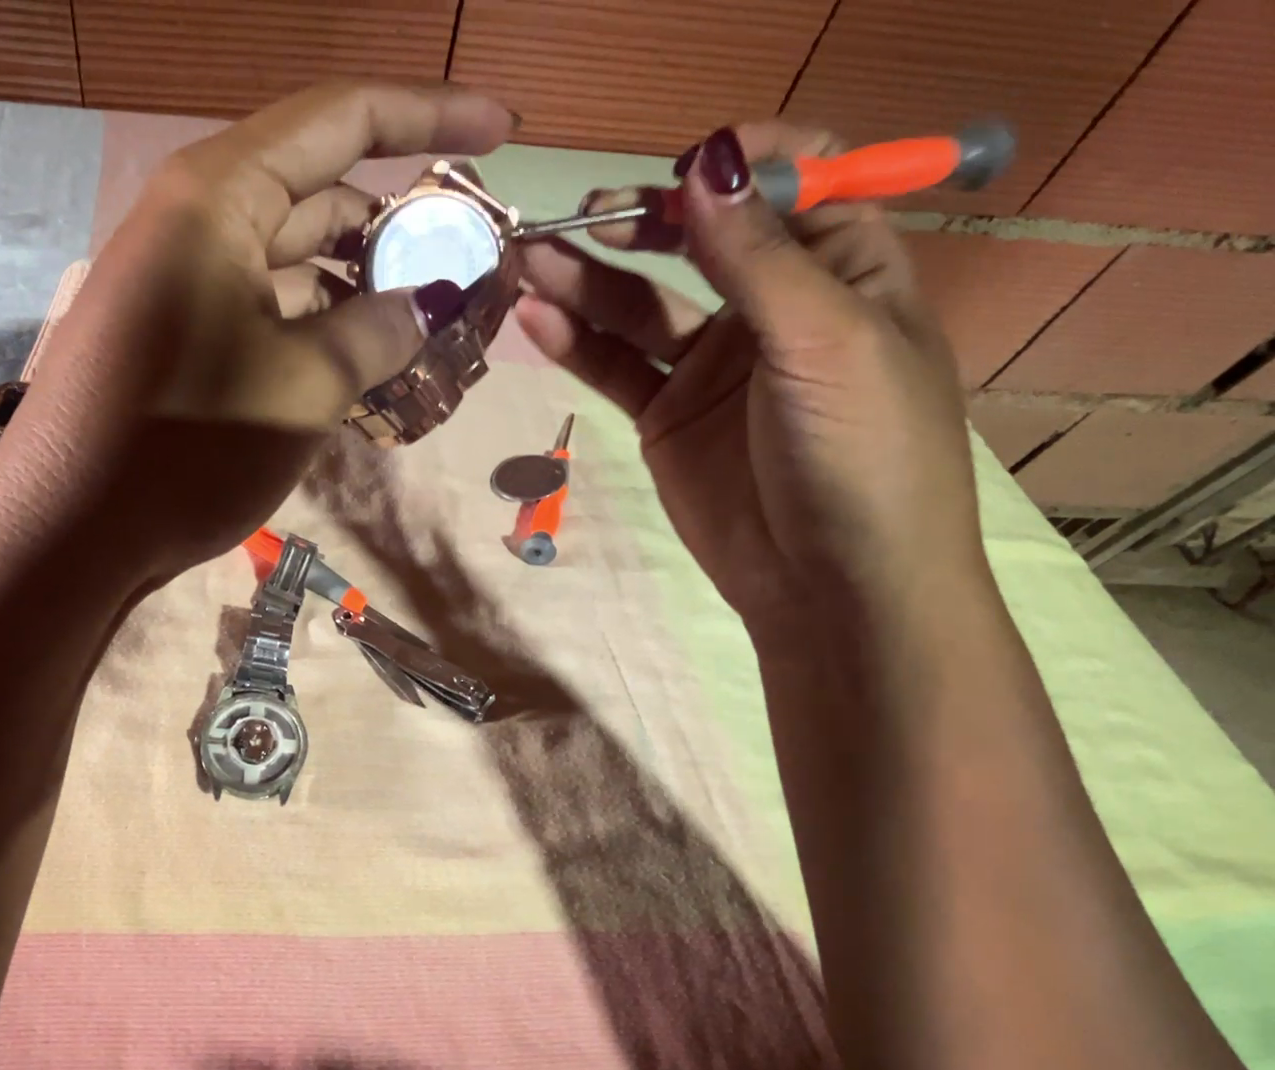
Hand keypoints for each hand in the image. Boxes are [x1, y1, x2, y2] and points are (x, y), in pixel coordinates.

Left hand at [0, 83, 514, 579]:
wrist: (66, 537)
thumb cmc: (186, 447)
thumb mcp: (305, 384)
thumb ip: (379, 329)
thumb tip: (426, 300)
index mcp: (219, 195)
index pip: (344, 117)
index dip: (433, 115)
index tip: (506, 132)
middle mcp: (196, 220)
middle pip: (321, 190)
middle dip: (401, 220)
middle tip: (474, 259)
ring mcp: (182, 281)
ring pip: (295, 257)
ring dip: (363, 282)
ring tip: (434, 319)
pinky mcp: (177, 336)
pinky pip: (266, 306)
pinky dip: (320, 324)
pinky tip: (368, 360)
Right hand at [512, 123, 983, 630]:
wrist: (835, 587)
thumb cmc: (863, 452)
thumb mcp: (826, 339)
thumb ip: (757, 254)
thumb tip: (707, 158)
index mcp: (843, 269)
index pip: (793, 182)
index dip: (739, 164)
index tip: (687, 171)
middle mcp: (773, 306)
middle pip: (698, 238)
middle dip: (641, 220)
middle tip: (582, 219)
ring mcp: (712, 363)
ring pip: (640, 302)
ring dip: (584, 278)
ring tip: (528, 260)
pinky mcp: (666, 414)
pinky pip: (615, 365)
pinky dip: (575, 341)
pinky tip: (536, 318)